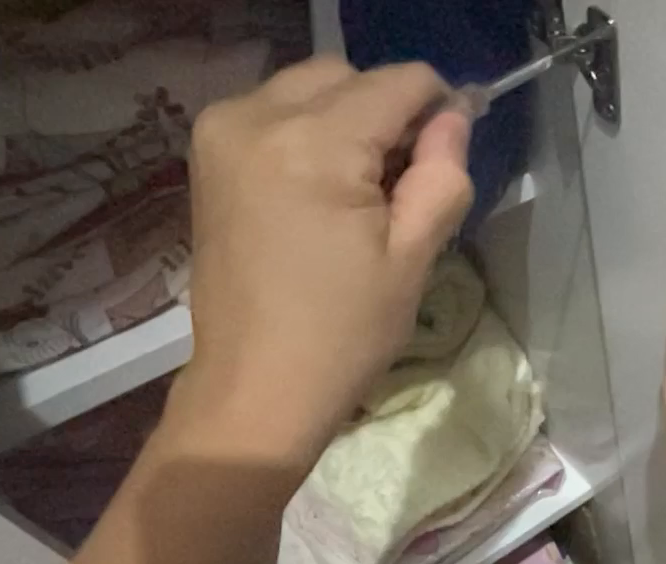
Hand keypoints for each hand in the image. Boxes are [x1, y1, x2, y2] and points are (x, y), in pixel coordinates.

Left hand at [174, 57, 474, 463]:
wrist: (259, 384)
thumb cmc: (347, 334)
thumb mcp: (413, 261)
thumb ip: (441, 178)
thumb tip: (456, 118)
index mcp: (315, 145)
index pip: (395, 84)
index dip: (439, 103)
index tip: (457, 145)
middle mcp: (257, 117)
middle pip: (346, 76)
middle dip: (390, 112)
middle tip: (410, 182)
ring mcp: (222, 131)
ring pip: (307, 88)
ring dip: (349, 120)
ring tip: (367, 192)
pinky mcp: (208, 155)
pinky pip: (273, 112)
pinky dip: (311, 133)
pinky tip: (325, 192)